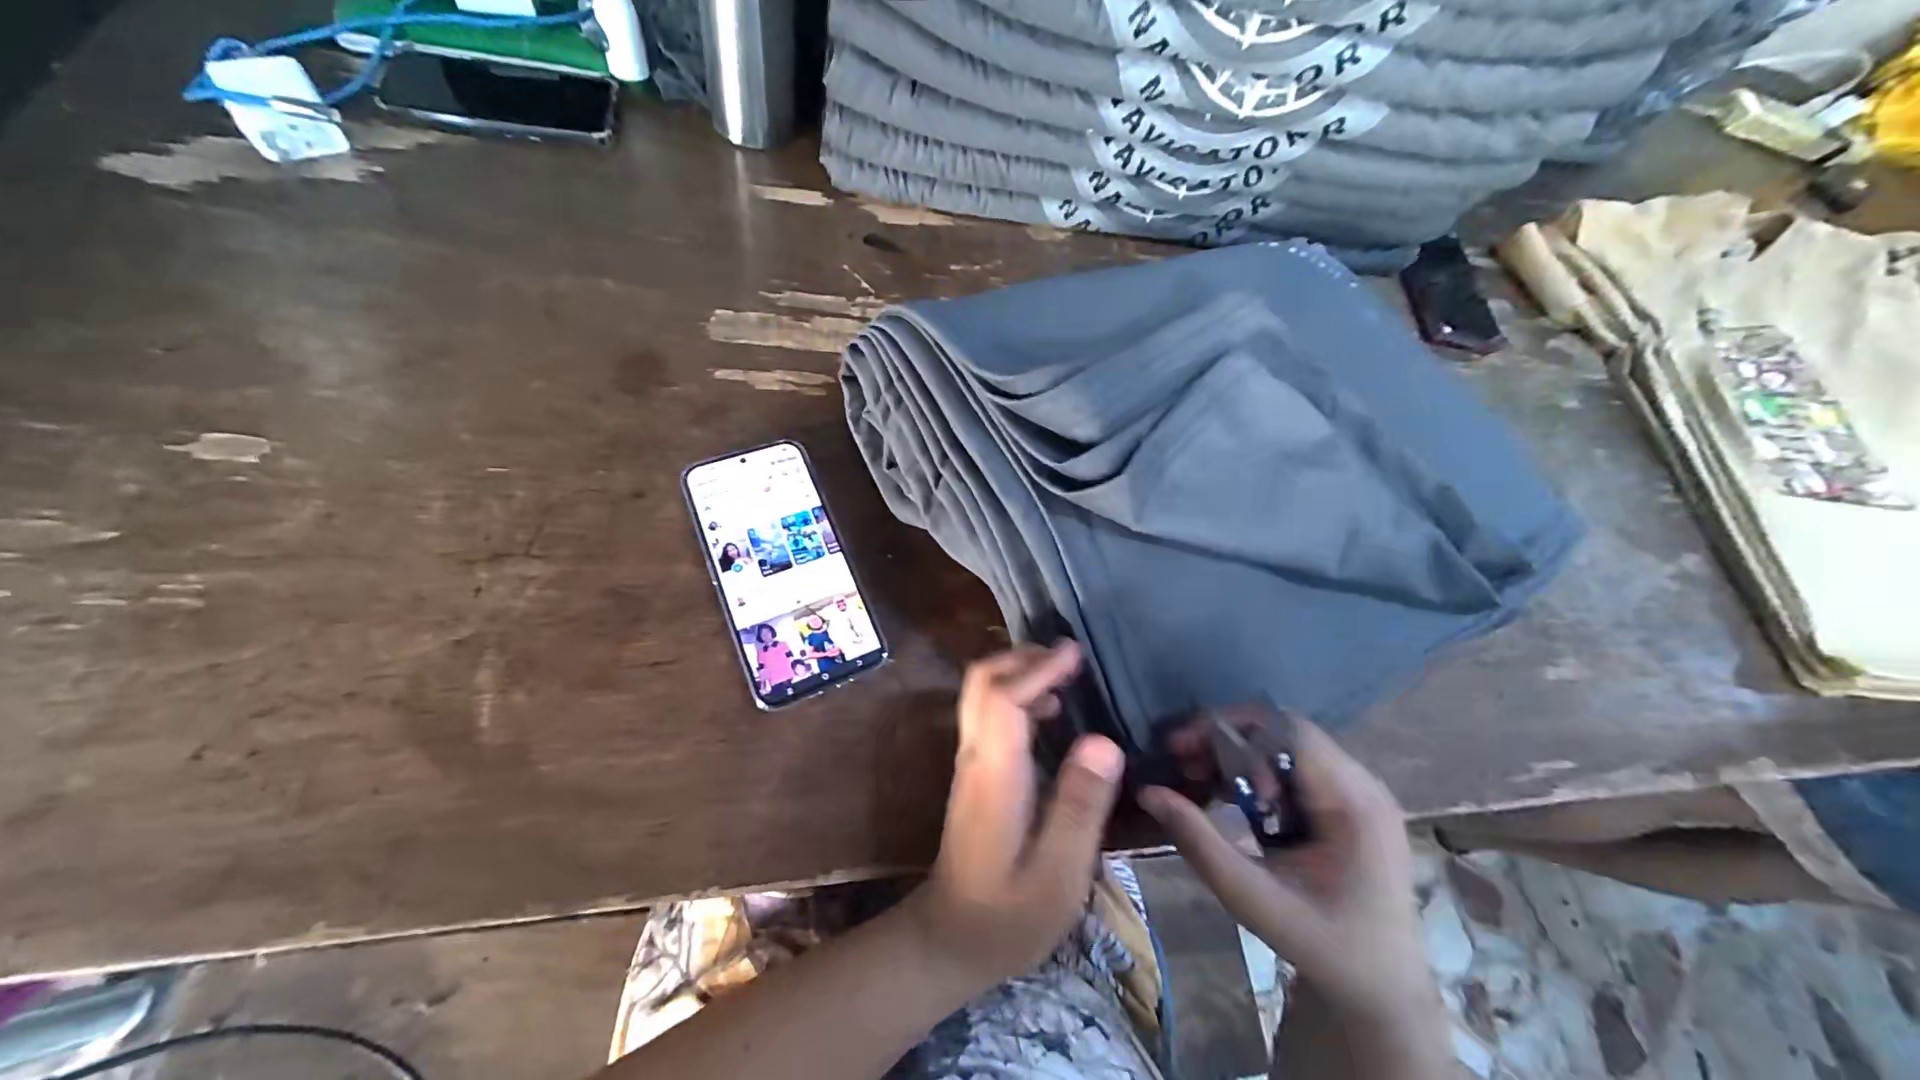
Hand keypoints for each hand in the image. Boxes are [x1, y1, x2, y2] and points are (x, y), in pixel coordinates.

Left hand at [905, 642, 1125, 989]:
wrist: (948, 940)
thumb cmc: (1007, 917)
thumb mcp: (1057, 874)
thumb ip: (1080, 807)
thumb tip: (1103, 742)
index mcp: (995, 775)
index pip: (1005, 699)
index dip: (1039, 669)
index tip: (1075, 653)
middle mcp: (974, 759)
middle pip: (981, 684)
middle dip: (1021, 659)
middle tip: (1068, 657)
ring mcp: (969, 766)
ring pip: (980, 697)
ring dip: (1018, 674)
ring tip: (1066, 678)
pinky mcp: (974, 778)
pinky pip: (989, 717)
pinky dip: (1016, 698)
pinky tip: (1050, 716)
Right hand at [1138, 720, 1434, 1018]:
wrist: (1383, 990)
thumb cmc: (1324, 948)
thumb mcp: (1252, 899)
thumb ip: (1199, 842)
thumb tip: (1149, 792)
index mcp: (1353, 804)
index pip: (1287, 731)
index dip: (1228, 727)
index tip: (1180, 747)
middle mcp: (1363, 784)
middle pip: (1285, 731)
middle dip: (1226, 738)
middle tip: (1181, 760)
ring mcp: (1360, 792)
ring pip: (1287, 744)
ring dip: (1237, 753)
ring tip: (1196, 776)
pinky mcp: (1349, 803)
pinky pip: (1295, 765)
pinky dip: (1255, 771)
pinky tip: (1228, 795)